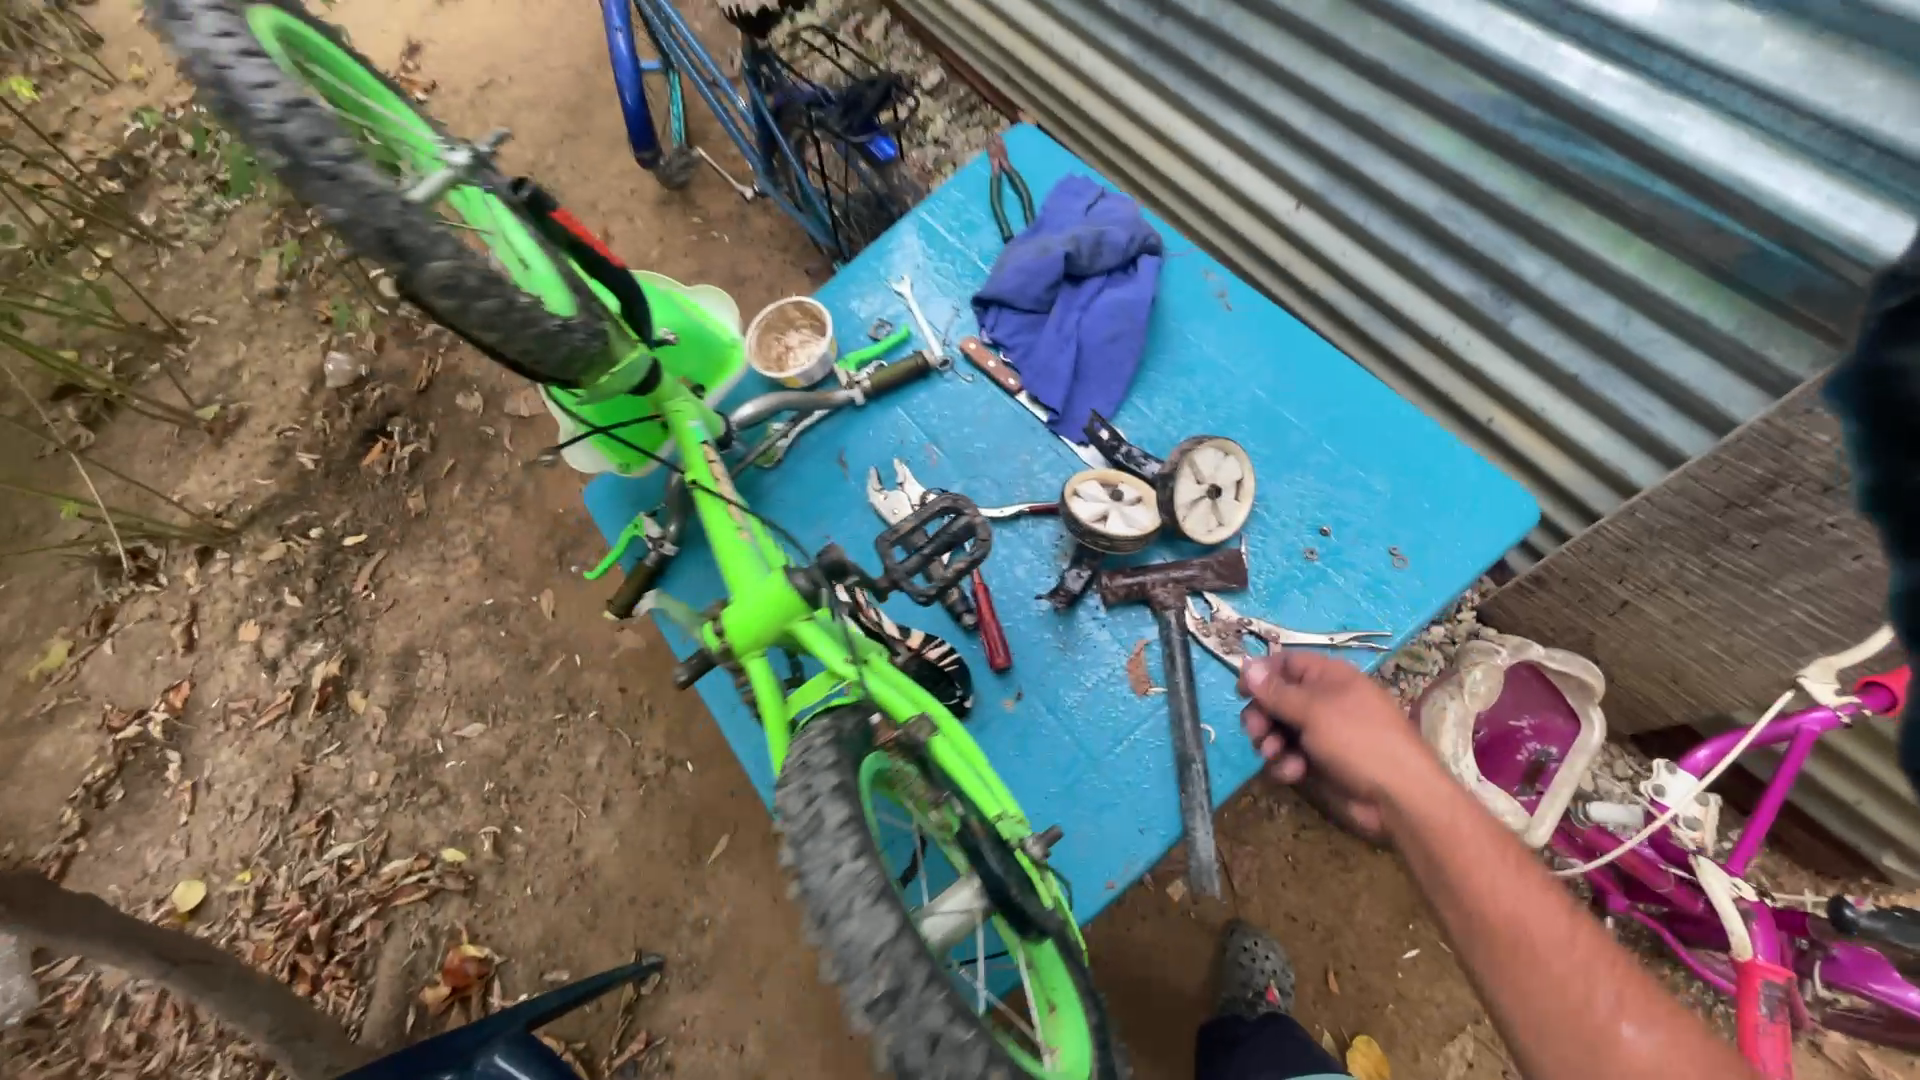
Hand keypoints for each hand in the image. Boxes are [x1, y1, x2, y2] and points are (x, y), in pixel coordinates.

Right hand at [1236, 651, 1438, 837]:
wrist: (1398, 798)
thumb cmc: (1359, 741)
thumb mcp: (1314, 710)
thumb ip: (1276, 690)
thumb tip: (1246, 664)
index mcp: (1328, 678)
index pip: (1286, 664)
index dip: (1261, 674)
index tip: (1240, 691)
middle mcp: (1321, 702)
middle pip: (1274, 699)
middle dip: (1260, 715)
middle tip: (1256, 731)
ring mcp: (1319, 734)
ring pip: (1276, 730)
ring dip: (1269, 742)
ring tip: (1275, 755)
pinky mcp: (1316, 762)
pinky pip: (1287, 756)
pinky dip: (1285, 763)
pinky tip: (1294, 772)